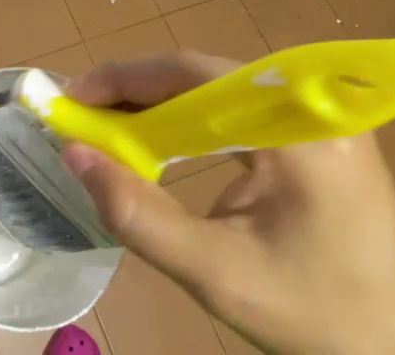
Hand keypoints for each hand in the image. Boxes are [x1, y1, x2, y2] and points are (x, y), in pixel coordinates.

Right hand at [62, 52, 394, 354]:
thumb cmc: (317, 319)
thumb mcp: (217, 275)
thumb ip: (138, 214)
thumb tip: (74, 155)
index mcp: (302, 132)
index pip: (197, 74)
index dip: (127, 78)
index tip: (72, 98)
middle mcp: (315, 106)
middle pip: (206, 74)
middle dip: (138, 90)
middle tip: (83, 116)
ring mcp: (322, 117)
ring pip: (219, 87)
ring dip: (161, 103)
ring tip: (111, 127)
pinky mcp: (319, 133)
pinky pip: (240, 107)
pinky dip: (193, 119)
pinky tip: (162, 141)